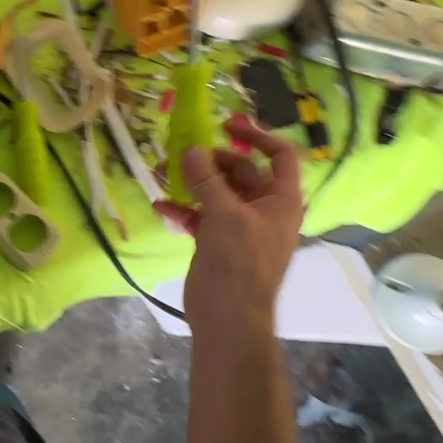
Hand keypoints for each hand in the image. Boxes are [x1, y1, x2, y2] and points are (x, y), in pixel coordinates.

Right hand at [154, 115, 303, 332]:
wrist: (229, 316)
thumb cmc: (239, 263)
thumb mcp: (224, 215)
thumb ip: (207, 179)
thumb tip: (191, 149)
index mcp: (281, 200)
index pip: (280, 156)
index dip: (258, 136)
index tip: (227, 125)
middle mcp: (263, 209)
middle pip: (241, 171)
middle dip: (211, 160)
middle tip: (182, 152)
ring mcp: (239, 226)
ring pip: (215, 192)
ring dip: (191, 182)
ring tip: (160, 173)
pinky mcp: (216, 241)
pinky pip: (200, 215)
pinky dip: (182, 208)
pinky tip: (161, 207)